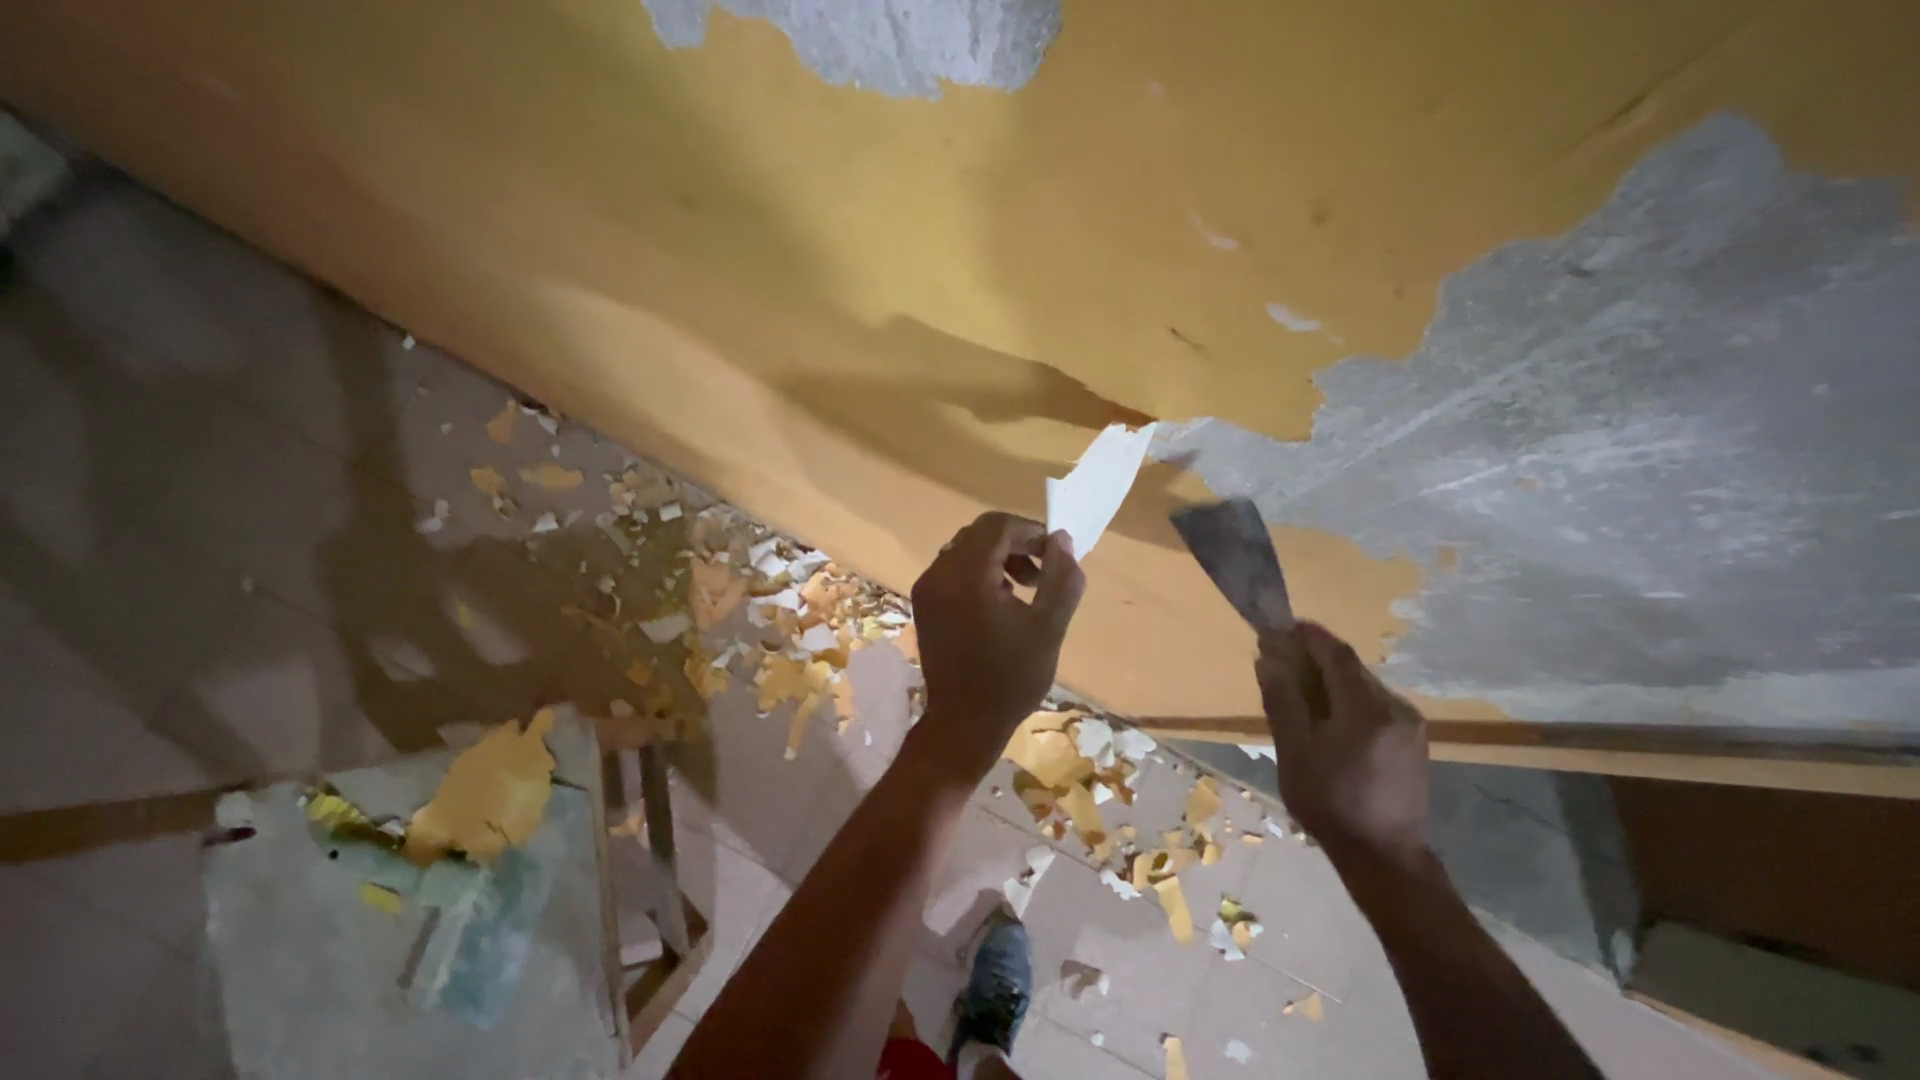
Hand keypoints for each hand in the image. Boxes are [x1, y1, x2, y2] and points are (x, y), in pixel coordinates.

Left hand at [911, 513, 1085, 748]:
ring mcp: (927, 589)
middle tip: (1043, 573)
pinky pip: (954, 571)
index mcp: (966, 575)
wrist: (964, 723)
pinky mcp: (924, 605)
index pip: (998, 526)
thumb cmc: (1011, 677)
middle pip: (979, 535)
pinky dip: (980, 574)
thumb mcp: (1049, 627)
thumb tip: (1062, 540)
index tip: (1055, 555)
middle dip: (1016, 544)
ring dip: (999, 558)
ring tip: (1028, 588)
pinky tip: (1003, 603)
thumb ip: (1061, 577)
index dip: (1031, 532)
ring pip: (965, 551)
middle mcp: (939, 574)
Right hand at [1257, 622, 1429, 866]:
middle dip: (1314, 658)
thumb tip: (1268, 658)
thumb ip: (1283, 701)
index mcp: (1367, 708)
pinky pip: (1374, 706)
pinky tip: (1326, 718)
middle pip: (1350, 668)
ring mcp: (1410, 724)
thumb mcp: (1295, 752)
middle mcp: (1395, 707)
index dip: (1308, 635)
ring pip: (1363, 687)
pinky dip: (1347, 700)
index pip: (1336, 654)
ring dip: (1330, 680)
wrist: (1385, 856)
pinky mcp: (1413, 741)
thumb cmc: (1331, 804)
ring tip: (1297, 690)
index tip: (1280, 626)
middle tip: (1279, 659)